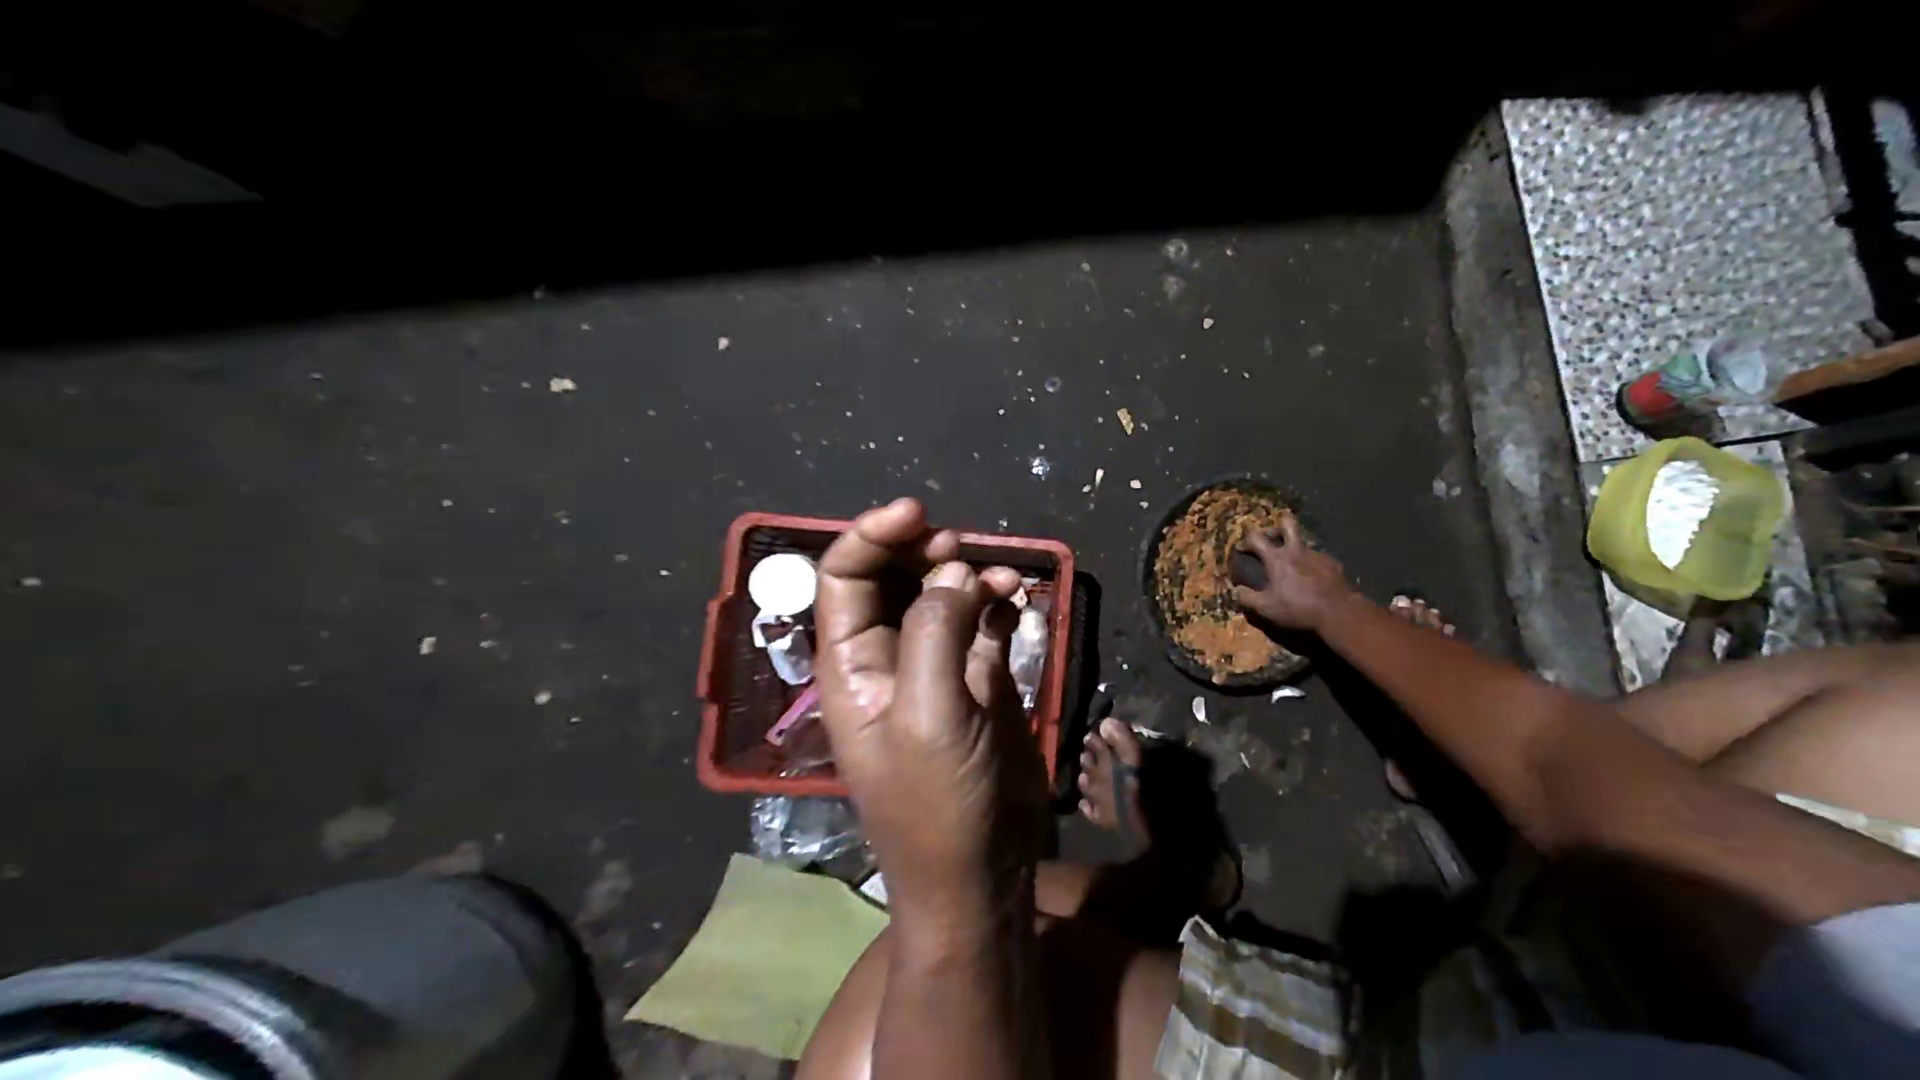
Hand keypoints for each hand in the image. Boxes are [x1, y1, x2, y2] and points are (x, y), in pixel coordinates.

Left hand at [815, 498, 1045, 937]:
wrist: (983, 872)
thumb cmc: (938, 805)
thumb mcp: (929, 717)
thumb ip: (935, 634)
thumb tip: (952, 571)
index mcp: (851, 665)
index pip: (843, 580)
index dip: (870, 537)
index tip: (915, 513)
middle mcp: (885, 657)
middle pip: (890, 579)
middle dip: (920, 552)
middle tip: (958, 544)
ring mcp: (932, 667)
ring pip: (939, 595)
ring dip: (966, 575)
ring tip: (1000, 577)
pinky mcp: (974, 680)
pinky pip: (979, 623)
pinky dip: (995, 603)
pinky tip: (1016, 600)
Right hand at [1232, 512, 1353, 630]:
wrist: (1338, 612)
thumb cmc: (1297, 608)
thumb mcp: (1265, 608)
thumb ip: (1246, 598)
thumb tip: (1234, 591)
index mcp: (1277, 558)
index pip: (1256, 538)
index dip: (1245, 541)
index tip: (1242, 550)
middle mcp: (1296, 551)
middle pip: (1287, 524)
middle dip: (1278, 525)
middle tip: (1273, 538)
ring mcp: (1317, 555)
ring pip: (1303, 543)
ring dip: (1296, 551)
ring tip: (1294, 567)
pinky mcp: (1333, 564)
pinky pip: (1319, 558)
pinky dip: (1312, 565)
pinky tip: (1313, 579)